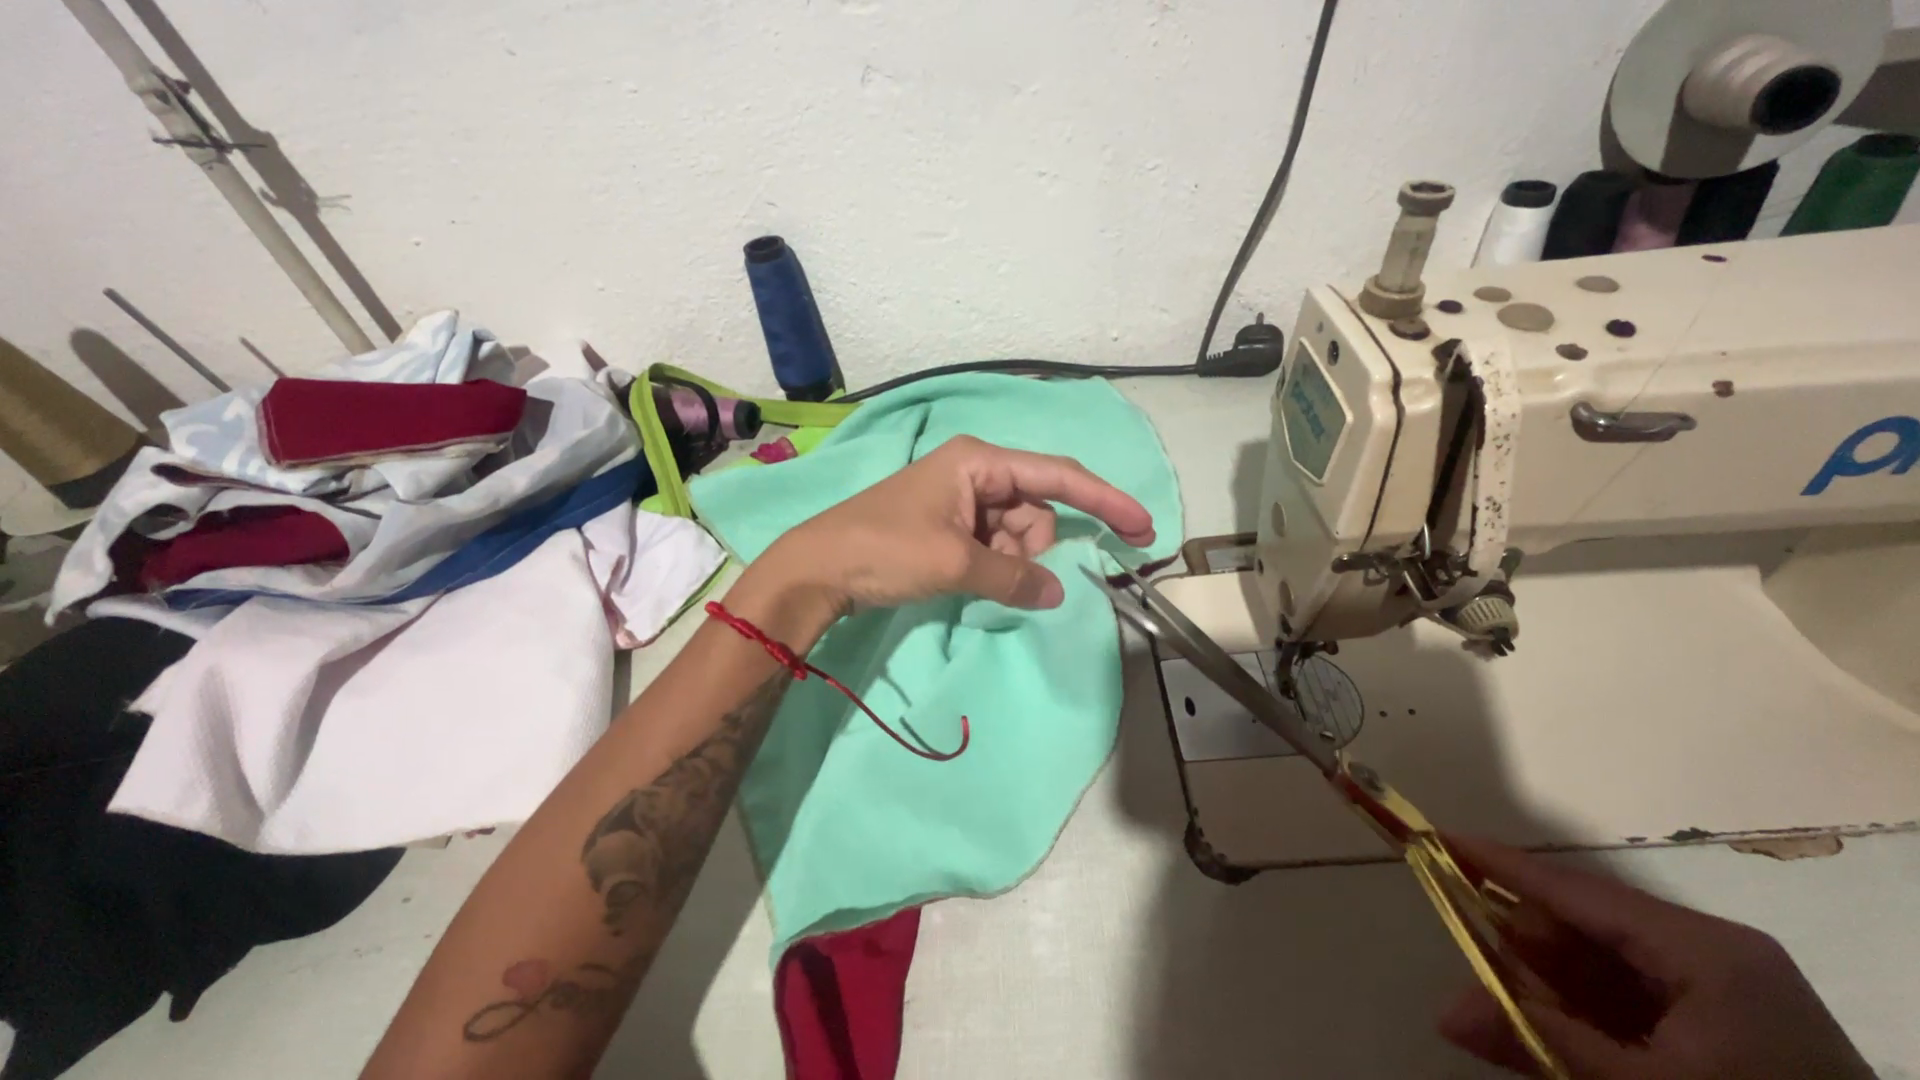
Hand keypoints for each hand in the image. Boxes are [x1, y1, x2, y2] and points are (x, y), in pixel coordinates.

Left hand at [746, 435, 1154, 621]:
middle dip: (1034, 544)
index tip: (1143, 527)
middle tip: (999, 570)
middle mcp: (976, 471)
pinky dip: (995, 565)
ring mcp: (962, 499)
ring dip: (1012, 559)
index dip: (1105, 500)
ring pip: (1018, 531)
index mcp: (979, 461)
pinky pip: (995, 544)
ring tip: (969, 575)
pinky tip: (968, 578)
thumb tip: (1057, 593)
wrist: (818, 568)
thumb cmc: (884, 549)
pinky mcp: (950, 525)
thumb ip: (1014, 576)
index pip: (1059, 475)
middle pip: (1038, 507)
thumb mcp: (954, 563)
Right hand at [1439, 836, 1872, 1079]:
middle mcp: (1710, 949)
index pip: (1577, 890)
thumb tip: (1441, 1012)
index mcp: (1703, 949)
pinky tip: (1568, 1038)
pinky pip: (1628, 992)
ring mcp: (1719, 983)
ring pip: (1602, 961)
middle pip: (1585, 926)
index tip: (1436, 839)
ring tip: (1524, 1025)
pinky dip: (1587, 1011)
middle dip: (1526, 953)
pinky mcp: (1721, 1017)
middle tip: (1481, 985)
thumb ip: (1542, 1042)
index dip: (1502, 865)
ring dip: (1553, 989)